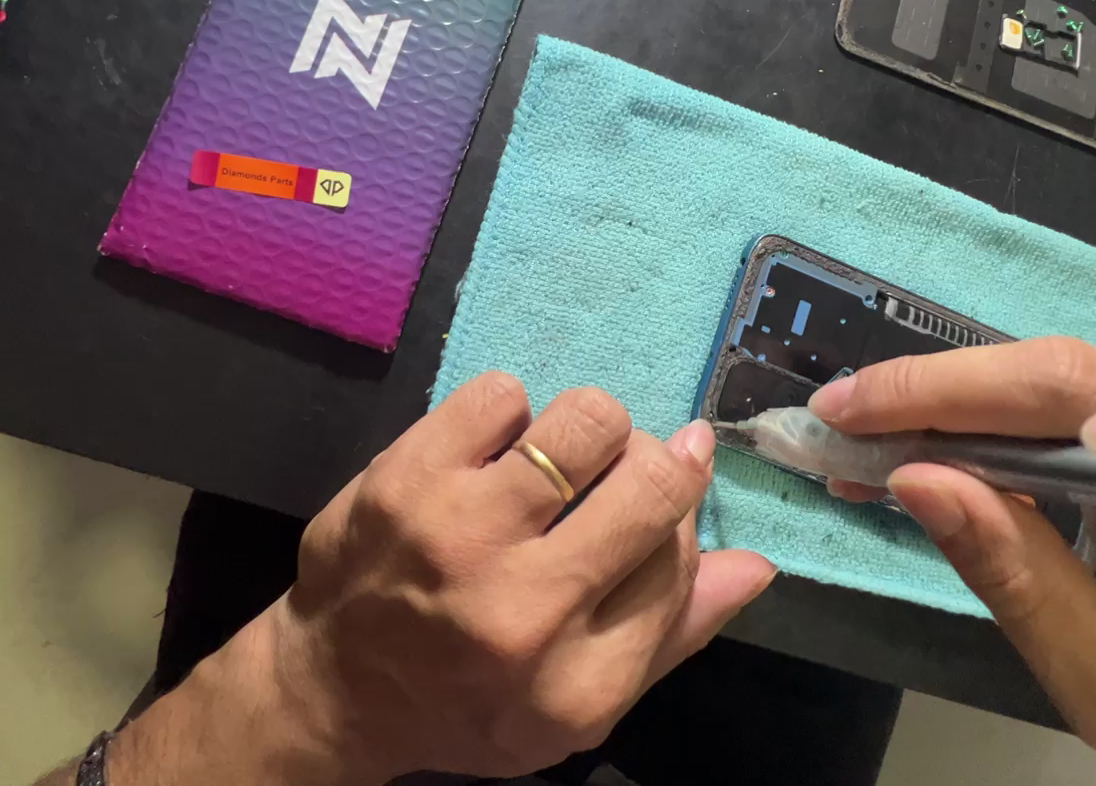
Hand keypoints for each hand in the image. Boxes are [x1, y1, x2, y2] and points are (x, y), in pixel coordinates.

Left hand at [108, 373, 774, 784]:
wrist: (338, 683)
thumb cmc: (471, 697)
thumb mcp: (580, 703)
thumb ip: (674, 632)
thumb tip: (757, 562)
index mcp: (580, 677)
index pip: (680, 546)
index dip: (677, 503)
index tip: (656, 487)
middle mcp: (525, 606)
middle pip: (648, 477)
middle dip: (648, 455)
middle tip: (611, 467)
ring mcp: (459, 532)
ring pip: (584, 419)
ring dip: (587, 425)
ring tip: (552, 456)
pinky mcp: (406, 475)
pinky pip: (503, 392)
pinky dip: (510, 408)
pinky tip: (491, 448)